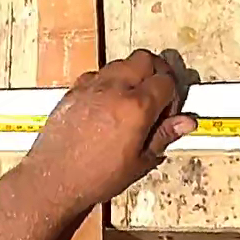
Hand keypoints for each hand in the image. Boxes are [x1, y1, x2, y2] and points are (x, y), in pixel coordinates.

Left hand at [13, 50, 195, 217]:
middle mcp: (114, 89)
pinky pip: (97, 74)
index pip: (167, 81)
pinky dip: (108, 82)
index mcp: (136, 107)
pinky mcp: (74, 90)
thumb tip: (185, 123)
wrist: (54, 180)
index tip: (168, 112)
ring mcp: (91, 87)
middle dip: (156, 73)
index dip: (173, 96)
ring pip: (121, 62)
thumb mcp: (139, 162)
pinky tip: (108, 104)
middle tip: (157, 95)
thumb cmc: (94, 177)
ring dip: (132, 74)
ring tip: (133, 101)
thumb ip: (163, 136)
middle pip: (146, 59)